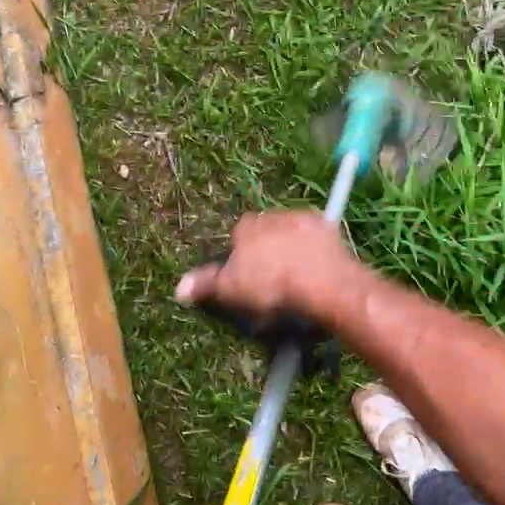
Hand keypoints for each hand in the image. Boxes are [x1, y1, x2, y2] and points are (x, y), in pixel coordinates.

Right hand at [176, 211, 361, 319]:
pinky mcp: (325, 226)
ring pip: (290, 229)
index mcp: (246, 227)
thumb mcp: (231, 289)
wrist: (320, 280)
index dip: (242, 254)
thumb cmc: (270, 284)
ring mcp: (299, 218)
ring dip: (290, 244)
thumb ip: (205, 285)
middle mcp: (270, 216)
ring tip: (295, 271)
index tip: (247, 273)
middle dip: (266, 246)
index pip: (238, 235)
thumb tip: (179, 288)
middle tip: (271, 274)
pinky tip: (315, 264)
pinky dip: (313, 245)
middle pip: (264, 230)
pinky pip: (315, 234)